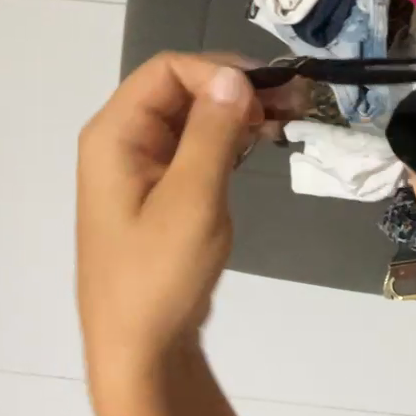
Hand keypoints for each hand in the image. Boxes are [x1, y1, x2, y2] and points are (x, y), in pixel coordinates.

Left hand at [76, 53, 267, 388]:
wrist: (141, 343)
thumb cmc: (159, 273)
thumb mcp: (192, 201)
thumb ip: (212, 135)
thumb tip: (236, 78)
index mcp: (116, 135)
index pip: (169, 71)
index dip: (222, 73)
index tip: (273, 98)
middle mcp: (126, 142)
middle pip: (182, 91)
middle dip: (238, 90)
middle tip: (298, 104)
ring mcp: (144, 169)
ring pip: (195, 120)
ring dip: (241, 114)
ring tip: (291, 121)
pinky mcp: (165, 194)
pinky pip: (199, 150)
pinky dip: (233, 142)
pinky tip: (264, 146)